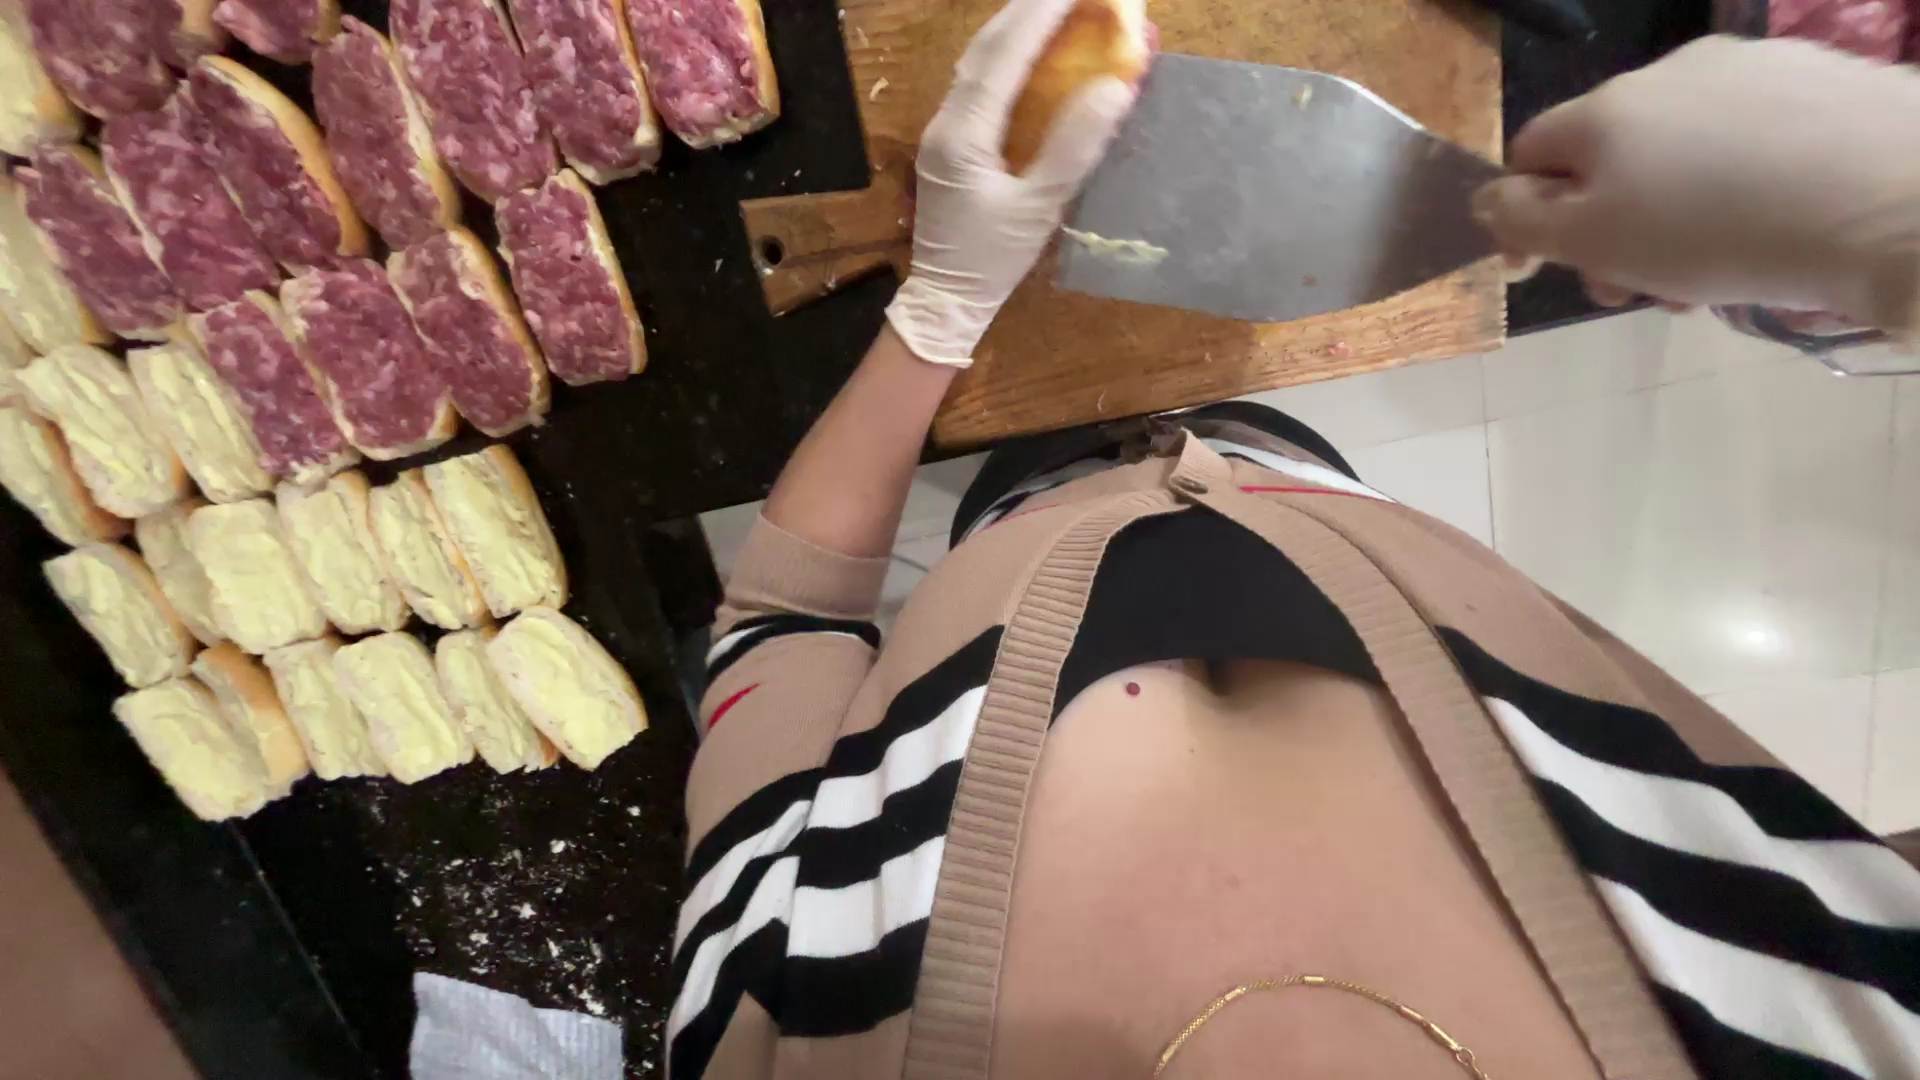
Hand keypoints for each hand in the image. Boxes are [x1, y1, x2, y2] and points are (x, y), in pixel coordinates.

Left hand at [884, 0, 1137, 367]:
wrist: (945, 300)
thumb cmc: (991, 262)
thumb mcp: (1037, 210)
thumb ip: (1072, 149)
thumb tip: (1114, 89)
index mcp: (963, 135)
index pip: (1005, 54)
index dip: (1044, 12)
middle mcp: (944, 123)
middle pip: (985, 47)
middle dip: (1029, 9)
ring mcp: (940, 134)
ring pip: (976, 64)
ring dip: (1015, 30)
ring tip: (1053, 9)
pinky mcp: (946, 147)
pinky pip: (975, 87)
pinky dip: (1005, 61)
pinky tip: (1027, 55)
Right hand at [1474, 36, 1919, 334]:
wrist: (1905, 201)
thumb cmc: (1710, 230)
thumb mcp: (1582, 239)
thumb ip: (1517, 218)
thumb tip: (1487, 197)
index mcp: (1605, 109)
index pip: (1527, 154)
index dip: (1520, 212)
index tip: (1540, 264)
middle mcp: (1672, 75)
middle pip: (1601, 161)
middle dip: (1597, 230)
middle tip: (1620, 288)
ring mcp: (1755, 72)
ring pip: (1671, 160)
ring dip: (1658, 224)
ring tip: (1687, 279)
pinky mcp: (1824, 85)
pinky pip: (1740, 148)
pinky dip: (1724, 196)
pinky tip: (1747, 239)